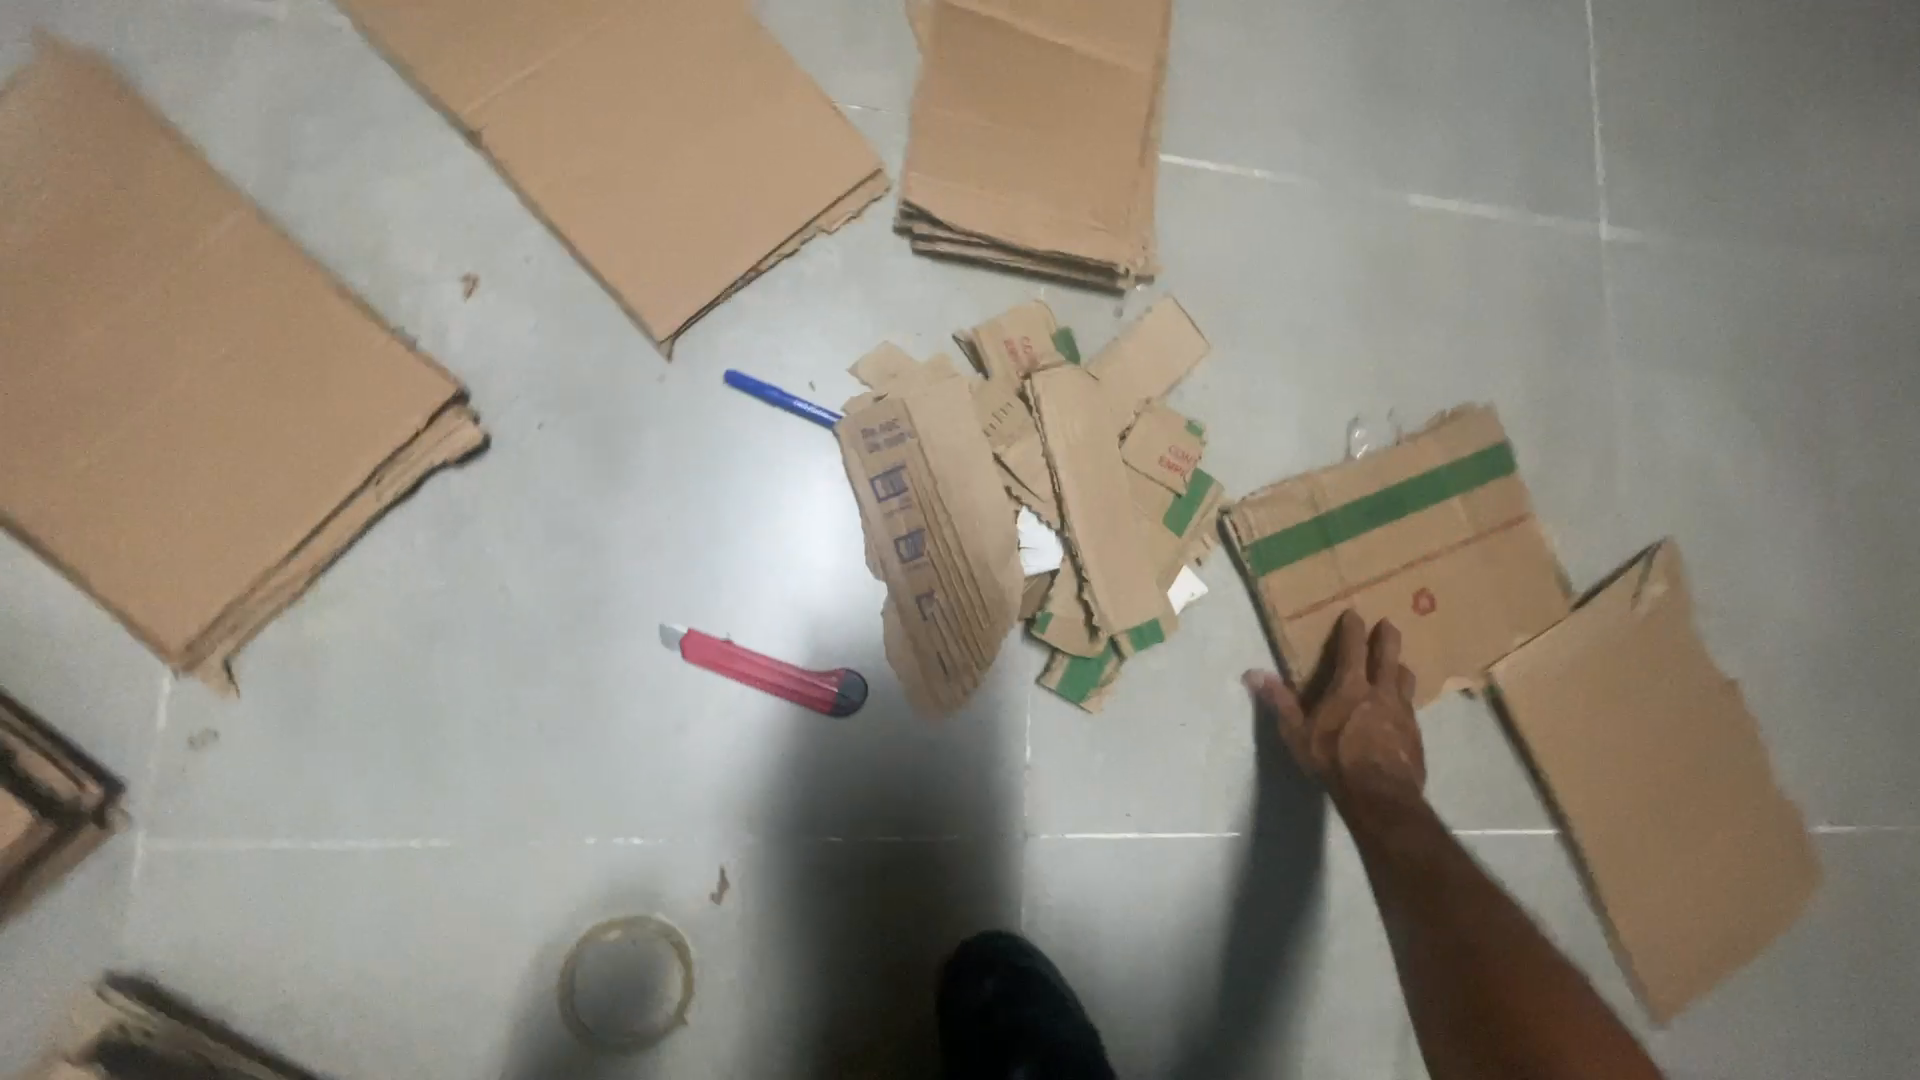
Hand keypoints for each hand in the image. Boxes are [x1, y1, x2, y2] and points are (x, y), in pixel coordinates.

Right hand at [1244, 610, 1425, 816]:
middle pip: (1389, 655)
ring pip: (1406, 680)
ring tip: (1399, 665)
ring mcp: (1403, 713)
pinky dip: (1405, 698)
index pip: (1353, 648)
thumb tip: (1252, 673)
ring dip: (1400, 667)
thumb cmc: (1332, 758)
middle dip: (1387, 637)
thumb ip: (1279, 701)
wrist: (1379, 794)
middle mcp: (1381, 692)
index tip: (1354, 613)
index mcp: (1351, 687)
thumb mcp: (1296, 732)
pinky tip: (1402, 708)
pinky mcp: (1416, 734)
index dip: (1353, 629)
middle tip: (1388, 623)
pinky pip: (1412, 707)